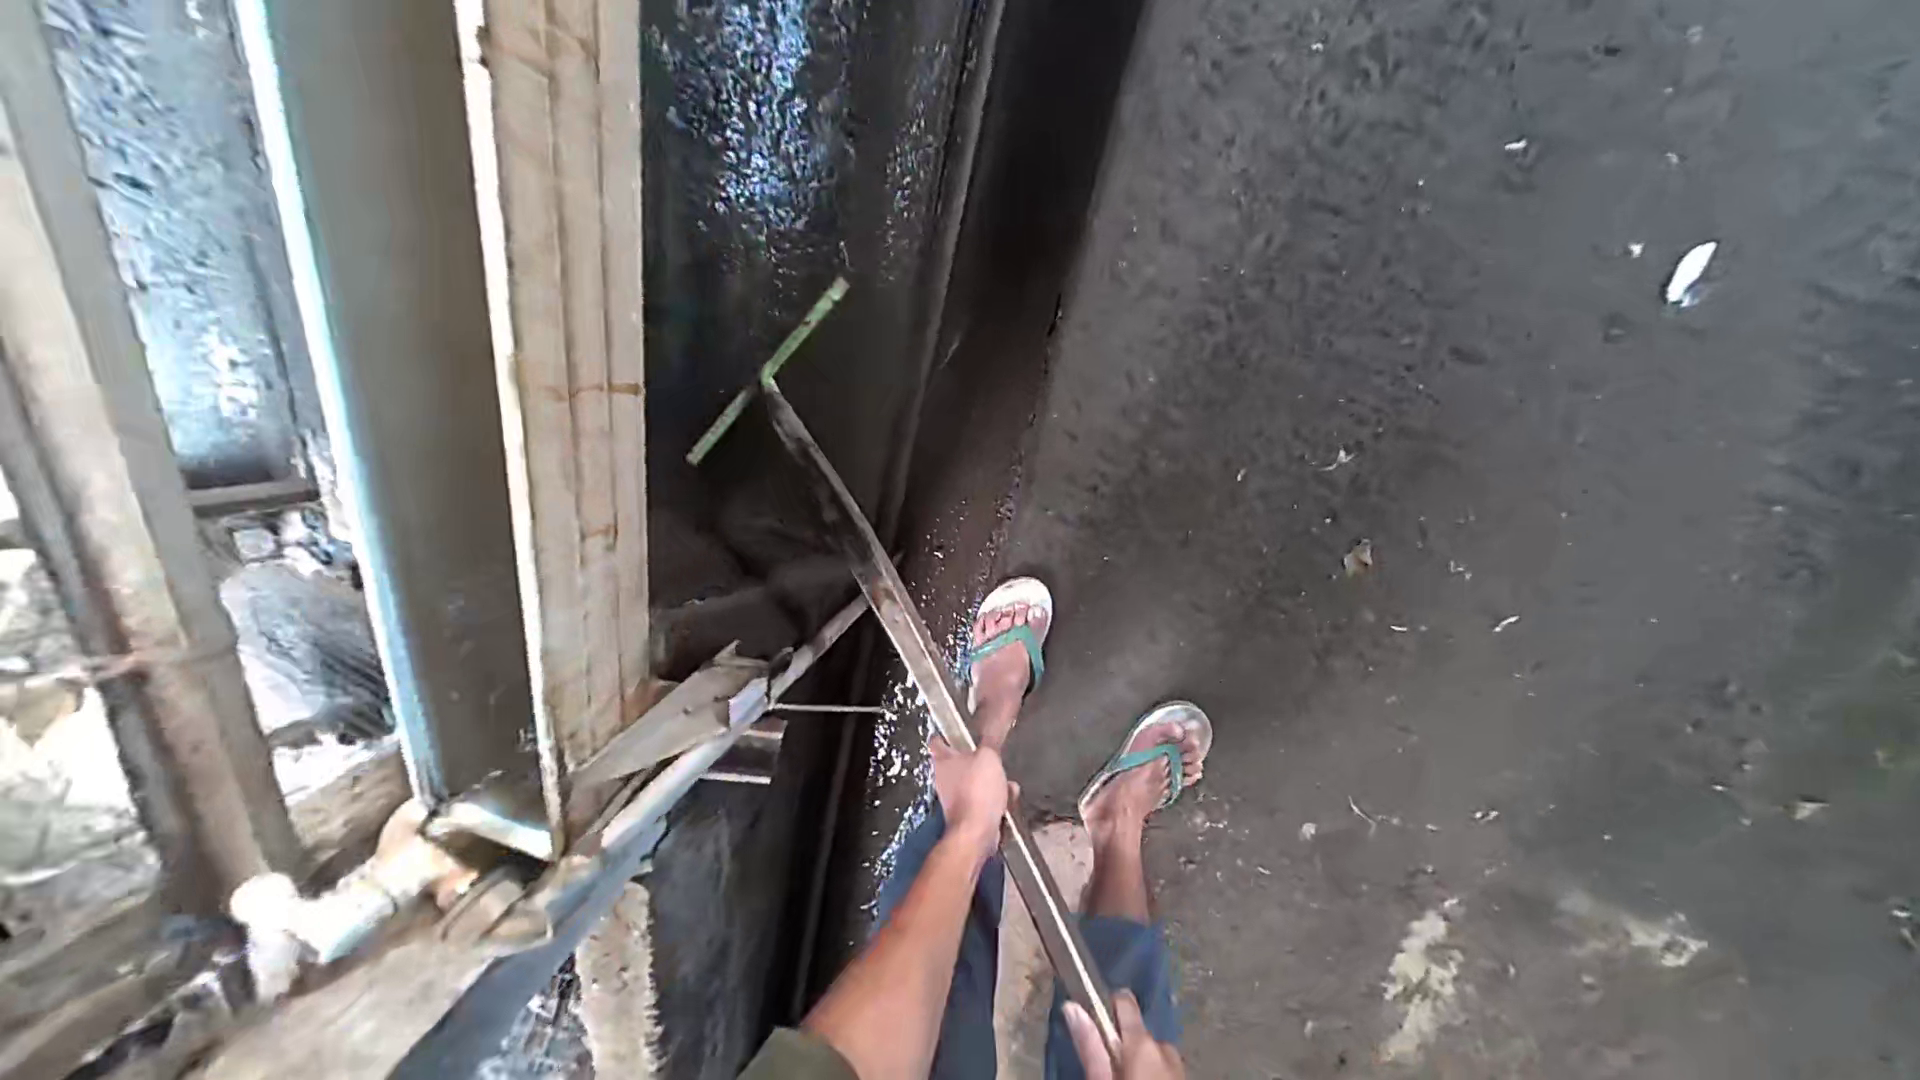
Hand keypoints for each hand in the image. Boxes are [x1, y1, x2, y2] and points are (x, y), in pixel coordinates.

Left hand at [930, 736, 1011, 863]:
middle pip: (961, 763)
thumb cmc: (978, 789)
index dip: (945, 735)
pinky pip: (983, 800)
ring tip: (1007, 783)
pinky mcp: (967, 814)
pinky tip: (1008, 799)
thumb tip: (990, 734)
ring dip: (993, 782)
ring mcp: (954, 798)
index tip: (956, 731)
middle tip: (993, 759)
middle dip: (981, 762)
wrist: (977, 831)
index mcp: (942, 761)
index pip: (937, 741)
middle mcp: (943, 779)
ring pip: (976, 782)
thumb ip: (989, 744)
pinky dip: (996, 799)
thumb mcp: (988, 757)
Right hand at [1064, 991, 1185, 1079]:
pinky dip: (1153, 1079)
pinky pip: (1165, 1073)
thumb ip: (1089, 1047)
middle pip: (1137, 1034)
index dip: (1107, 1007)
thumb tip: (1072, 1006)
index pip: (1124, 1001)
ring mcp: (1181, 1071)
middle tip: (1108, 1076)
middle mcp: (1165, 1049)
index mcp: (1142, 1043)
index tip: (1094, 1025)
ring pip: (1152, 1056)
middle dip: (1122, 1048)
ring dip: (1139, 1067)